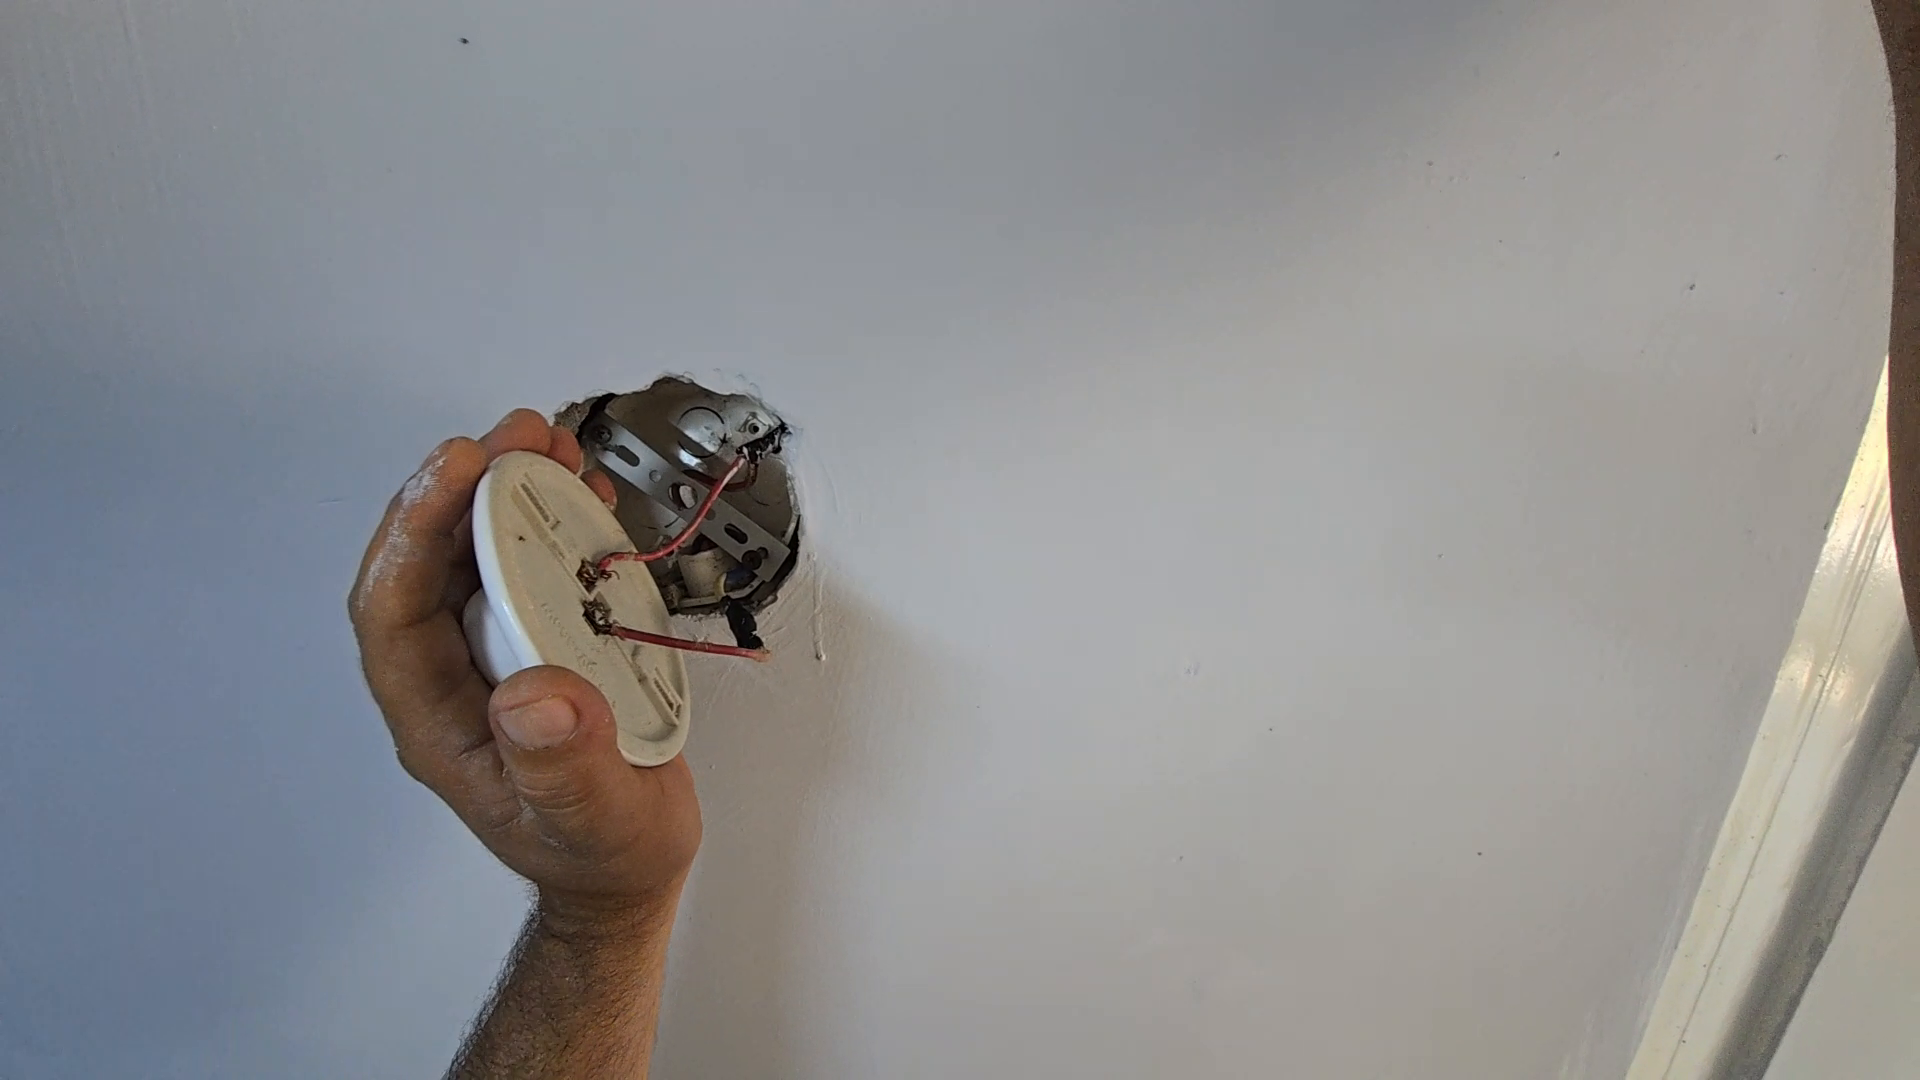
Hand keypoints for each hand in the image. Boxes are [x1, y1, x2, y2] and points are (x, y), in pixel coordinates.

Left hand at [348, 410, 702, 920]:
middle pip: (442, 563)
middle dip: (474, 487)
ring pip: (493, 558)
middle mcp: (468, 675)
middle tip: (524, 436)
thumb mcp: (590, 816)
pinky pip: (548, 573)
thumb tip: (533, 691)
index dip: (418, 527)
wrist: (633, 861)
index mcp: (446, 716)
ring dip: (519, 497)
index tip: (463, 466)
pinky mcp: (562, 646)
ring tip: (559, 453)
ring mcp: (514, 656)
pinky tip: (590, 503)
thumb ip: (562, 763)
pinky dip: (565, 527)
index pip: (398, 607)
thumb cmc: (603, 850)